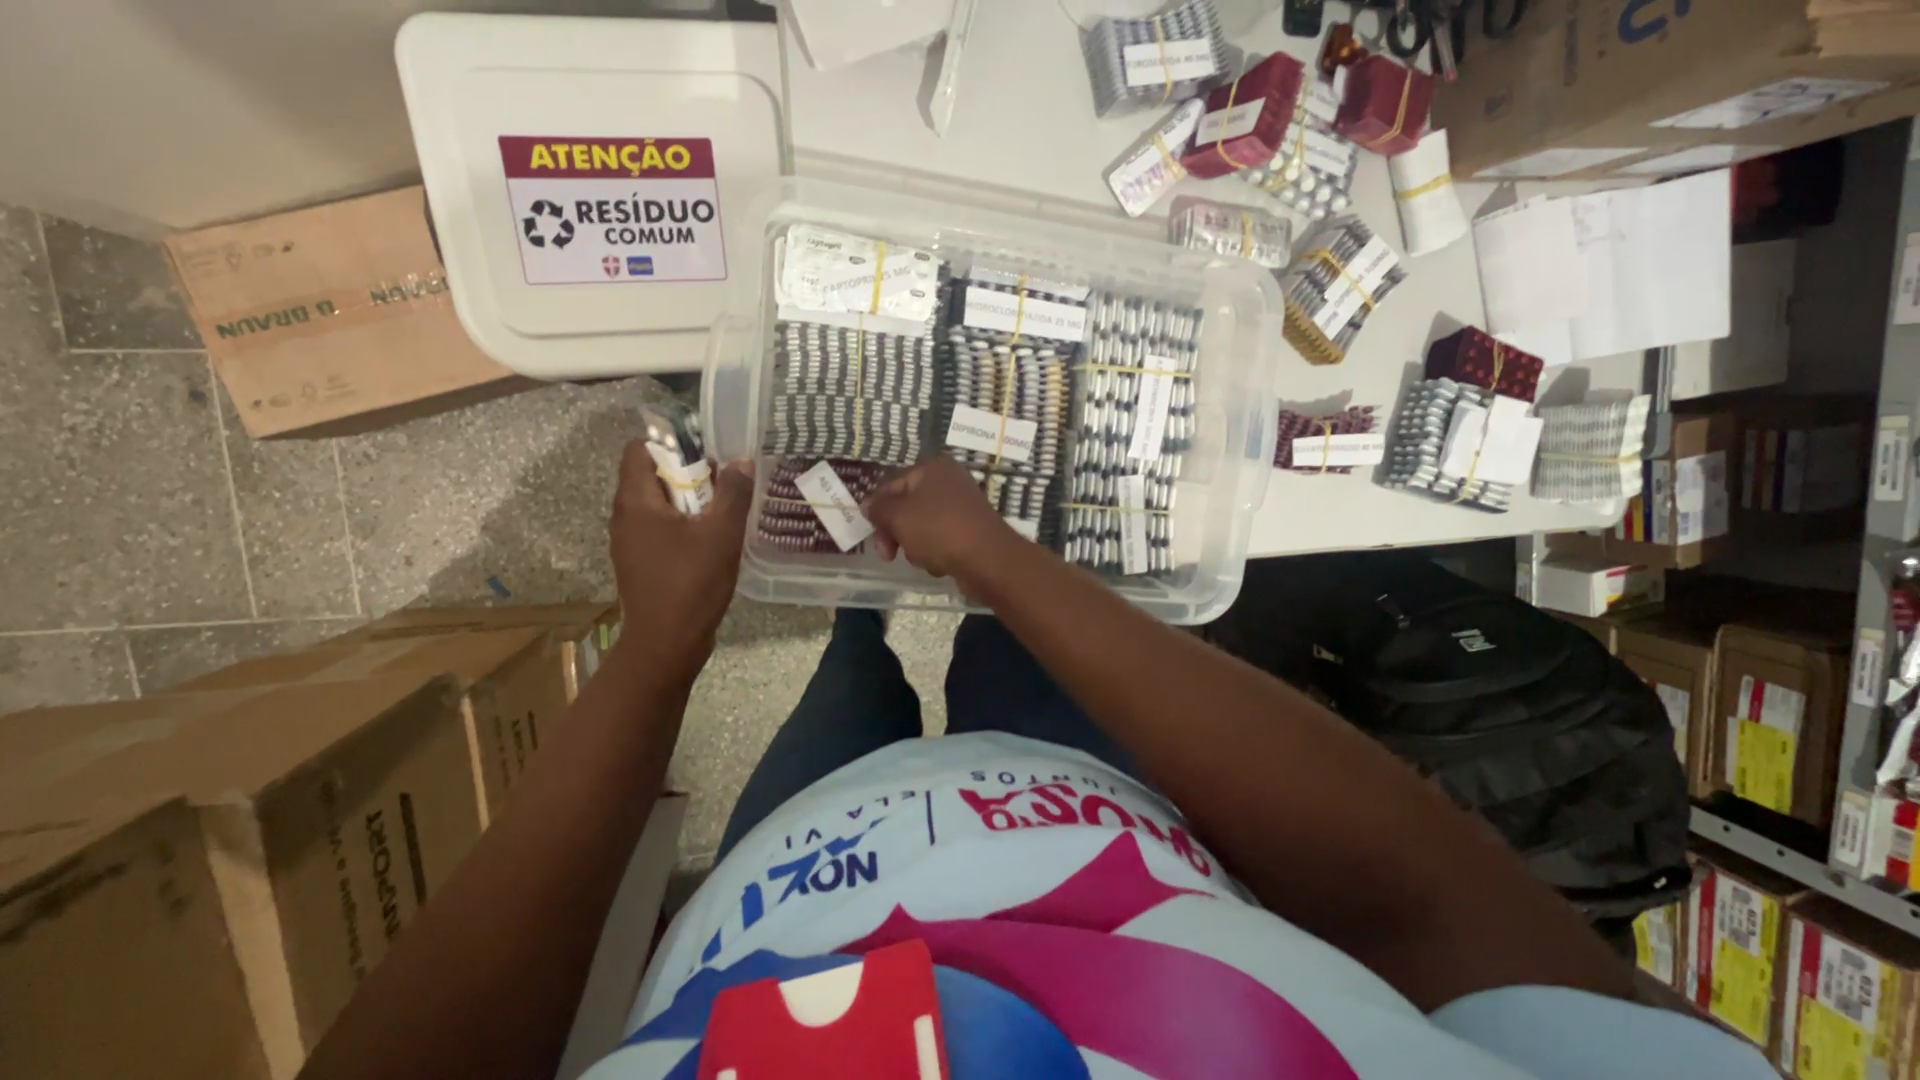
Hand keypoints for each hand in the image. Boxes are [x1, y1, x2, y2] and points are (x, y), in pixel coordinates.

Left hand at [609, 441, 752, 675]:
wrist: (666, 644)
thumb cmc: (691, 583)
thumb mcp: (722, 534)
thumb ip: (733, 493)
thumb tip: (741, 462)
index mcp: (635, 502)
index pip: (639, 450)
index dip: (671, 444)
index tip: (705, 455)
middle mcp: (624, 517)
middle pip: (650, 477)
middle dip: (687, 475)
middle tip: (723, 486)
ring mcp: (629, 543)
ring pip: (657, 506)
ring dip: (688, 503)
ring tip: (721, 515)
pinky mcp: (639, 564)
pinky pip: (658, 531)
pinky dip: (681, 527)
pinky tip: (710, 543)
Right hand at [864, 456, 1018, 579]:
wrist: (988, 559)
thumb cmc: (938, 530)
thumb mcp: (898, 517)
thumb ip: (878, 509)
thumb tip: (868, 505)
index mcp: (932, 468)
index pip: (891, 486)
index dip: (877, 511)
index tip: (871, 536)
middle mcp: (950, 481)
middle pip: (907, 508)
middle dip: (897, 533)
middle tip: (889, 555)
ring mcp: (963, 506)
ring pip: (923, 527)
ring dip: (916, 546)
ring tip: (925, 558)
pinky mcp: (972, 530)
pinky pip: (942, 540)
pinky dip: (937, 553)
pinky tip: (942, 564)